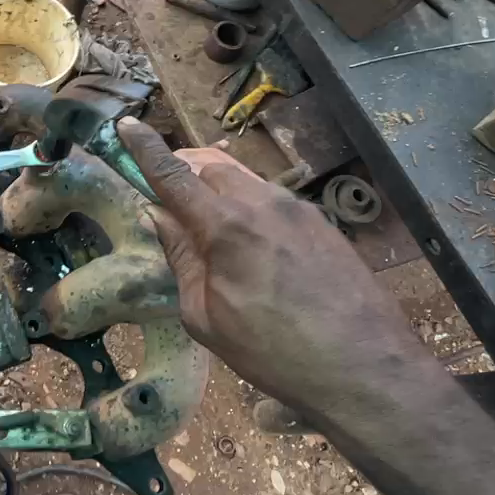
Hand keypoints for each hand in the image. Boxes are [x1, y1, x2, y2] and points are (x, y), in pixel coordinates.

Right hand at [118, 118, 437, 420]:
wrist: (370, 371)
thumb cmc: (275, 353)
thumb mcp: (205, 316)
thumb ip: (180, 258)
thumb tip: (159, 217)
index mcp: (224, 226)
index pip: (172, 173)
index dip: (144, 147)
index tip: (124, 123)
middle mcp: (260, 202)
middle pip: (207, 164)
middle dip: (181, 169)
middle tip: (165, 195)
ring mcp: (295, 208)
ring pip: (240, 176)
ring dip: (213, 186)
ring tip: (207, 219)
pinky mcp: (320, 221)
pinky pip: (269, 197)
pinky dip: (245, 204)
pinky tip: (250, 242)